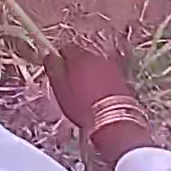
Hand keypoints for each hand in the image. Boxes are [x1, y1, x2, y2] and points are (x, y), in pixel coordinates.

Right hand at [43, 45, 154, 165]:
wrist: (114, 121)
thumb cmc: (81, 105)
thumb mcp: (59, 86)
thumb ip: (52, 67)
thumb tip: (49, 54)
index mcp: (78, 57)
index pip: (64, 49)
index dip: (58, 59)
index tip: (56, 70)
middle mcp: (96, 58)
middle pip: (80, 56)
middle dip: (74, 65)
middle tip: (68, 83)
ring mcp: (110, 67)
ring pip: (93, 65)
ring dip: (87, 73)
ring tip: (82, 90)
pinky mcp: (121, 78)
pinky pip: (105, 74)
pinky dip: (99, 80)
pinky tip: (96, 94)